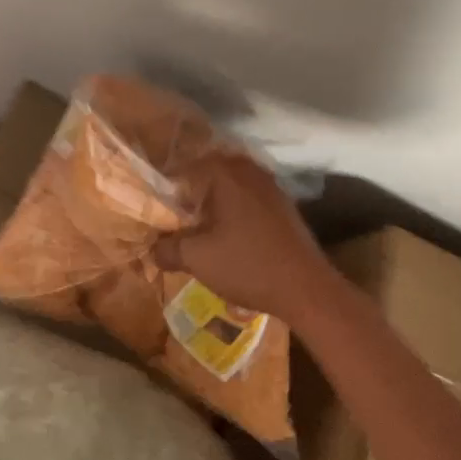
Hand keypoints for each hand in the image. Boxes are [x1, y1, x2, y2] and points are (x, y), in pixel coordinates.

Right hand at [152, 150, 334, 320]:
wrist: (309, 290)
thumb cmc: (248, 266)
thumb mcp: (197, 259)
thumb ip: (167, 249)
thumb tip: (151, 248)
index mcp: (222, 172)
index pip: (180, 169)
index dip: (164, 190)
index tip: (155, 211)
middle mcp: (245, 169)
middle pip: (204, 173)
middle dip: (188, 194)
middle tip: (175, 219)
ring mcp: (268, 185)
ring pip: (228, 184)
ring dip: (212, 201)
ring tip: (199, 228)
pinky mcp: (283, 204)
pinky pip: (247, 196)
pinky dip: (233, 209)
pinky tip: (228, 234)